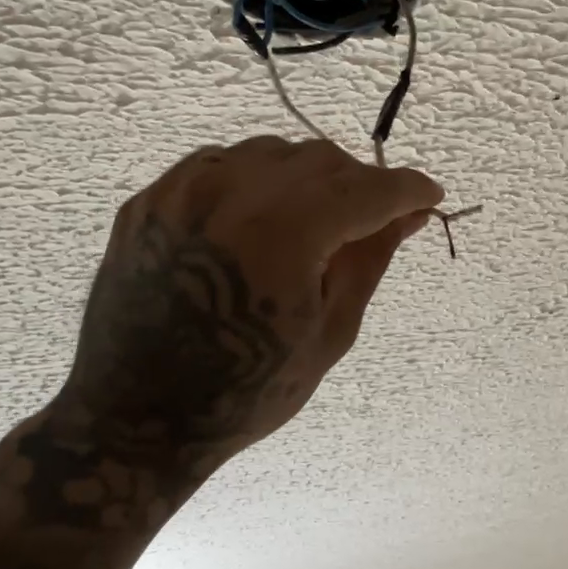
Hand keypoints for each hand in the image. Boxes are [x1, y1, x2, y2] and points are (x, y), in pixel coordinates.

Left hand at [53, 136, 442, 473]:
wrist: (137, 417)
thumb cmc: (247, 390)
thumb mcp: (330, 331)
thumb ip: (370, 260)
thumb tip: (409, 215)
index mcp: (284, 229)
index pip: (366, 188)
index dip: (408, 189)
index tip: (430, 197)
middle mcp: (231, 190)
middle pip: (321, 159)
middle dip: (360, 185)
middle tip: (375, 223)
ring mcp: (183, 189)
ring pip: (271, 151)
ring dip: (308, 178)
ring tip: (315, 225)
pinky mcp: (150, 199)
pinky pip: (220, 164)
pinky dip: (255, 180)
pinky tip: (261, 219)